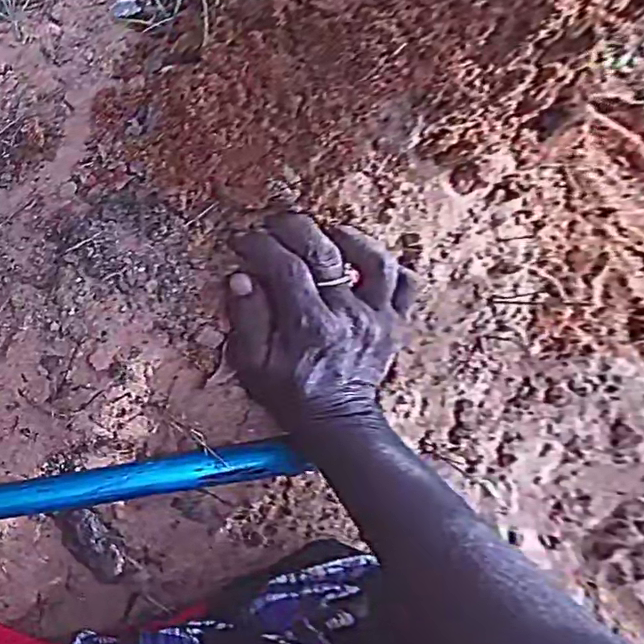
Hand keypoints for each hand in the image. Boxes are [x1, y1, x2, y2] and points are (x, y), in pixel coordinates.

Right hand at [223, 213, 418, 435]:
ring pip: (373, 259)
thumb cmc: (285, 391)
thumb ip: (246, 319)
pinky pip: (403, 281)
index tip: (243, 239)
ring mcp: (378, 316)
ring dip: (345, 236)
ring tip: (320, 230)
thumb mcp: (250, 362)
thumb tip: (240, 278)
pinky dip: (384, 262)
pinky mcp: (395, 320)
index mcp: (308, 325)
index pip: (285, 269)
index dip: (261, 247)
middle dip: (296, 229)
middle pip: (326, 253)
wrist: (335, 420)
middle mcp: (348, 315)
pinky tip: (359, 256)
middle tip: (274, 223)